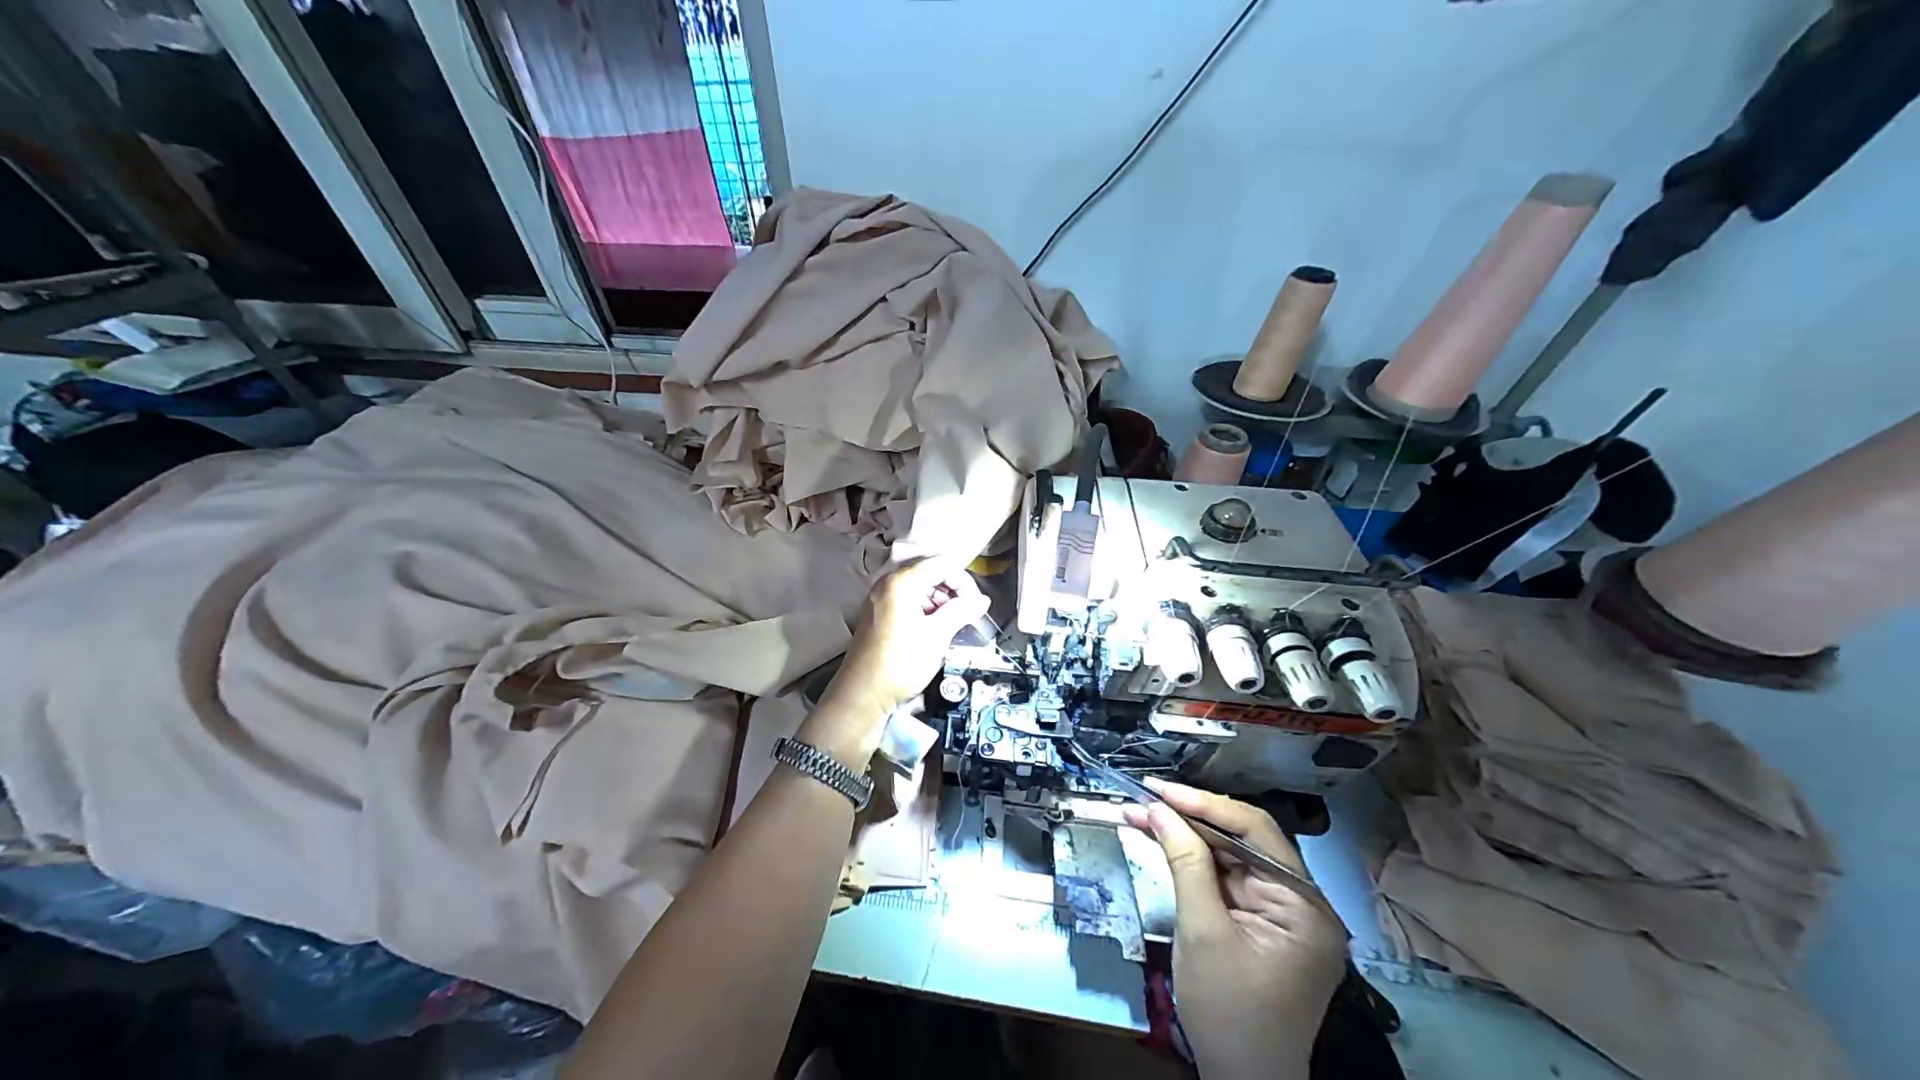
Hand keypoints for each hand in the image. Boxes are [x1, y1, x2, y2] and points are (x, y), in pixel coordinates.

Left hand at [821, 557, 989, 716]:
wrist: (863, 695)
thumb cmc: (899, 664)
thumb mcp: (937, 636)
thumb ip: (961, 612)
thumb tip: (981, 601)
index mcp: (900, 583)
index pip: (941, 565)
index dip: (963, 582)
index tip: (975, 604)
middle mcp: (887, 584)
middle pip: (929, 573)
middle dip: (952, 591)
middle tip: (966, 615)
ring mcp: (879, 599)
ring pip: (918, 588)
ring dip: (939, 602)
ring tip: (951, 625)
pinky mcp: (877, 614)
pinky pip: (906, 601)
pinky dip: (924, 610)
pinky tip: (933, 630)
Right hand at [1123, 780, 1345, 1079]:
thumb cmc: (1229, 1013)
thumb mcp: (1202, 932)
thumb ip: (1184, 863)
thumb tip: (1159, 810)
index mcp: (1305, 904)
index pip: (1255, 831)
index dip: (1204, 804)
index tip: (1159, 790)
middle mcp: (1301, 901)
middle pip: (1242, 840)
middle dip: (1189, 819)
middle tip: (1143, 800)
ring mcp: (1282, 913)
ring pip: (1230, 855)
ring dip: (1186, 836)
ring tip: (1140, 815)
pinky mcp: (1260, 922)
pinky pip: (1226, 878)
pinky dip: (1193, 861)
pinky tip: (1161, 842)